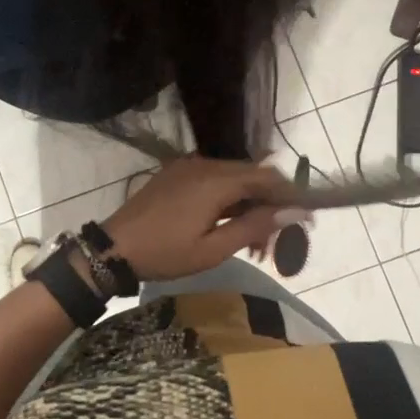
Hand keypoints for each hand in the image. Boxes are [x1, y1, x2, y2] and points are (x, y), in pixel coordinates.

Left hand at [102, 157, 309, 281]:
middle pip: (251, 176)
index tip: (306, 221)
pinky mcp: (175, 174)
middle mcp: (203, 165)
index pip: (267, 177)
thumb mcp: (213, 249)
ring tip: (252, 244)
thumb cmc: (165, 253)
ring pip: (233, 179)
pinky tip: (228, 226)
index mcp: (215, 181)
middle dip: (269, 206)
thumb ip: (254, 226)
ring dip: (248, 205)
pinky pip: (212, 180)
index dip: (291, 196)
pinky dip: (227, 200)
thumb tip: (295, 211)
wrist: (114, 248)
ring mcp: (187, 167)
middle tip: (273, 244)